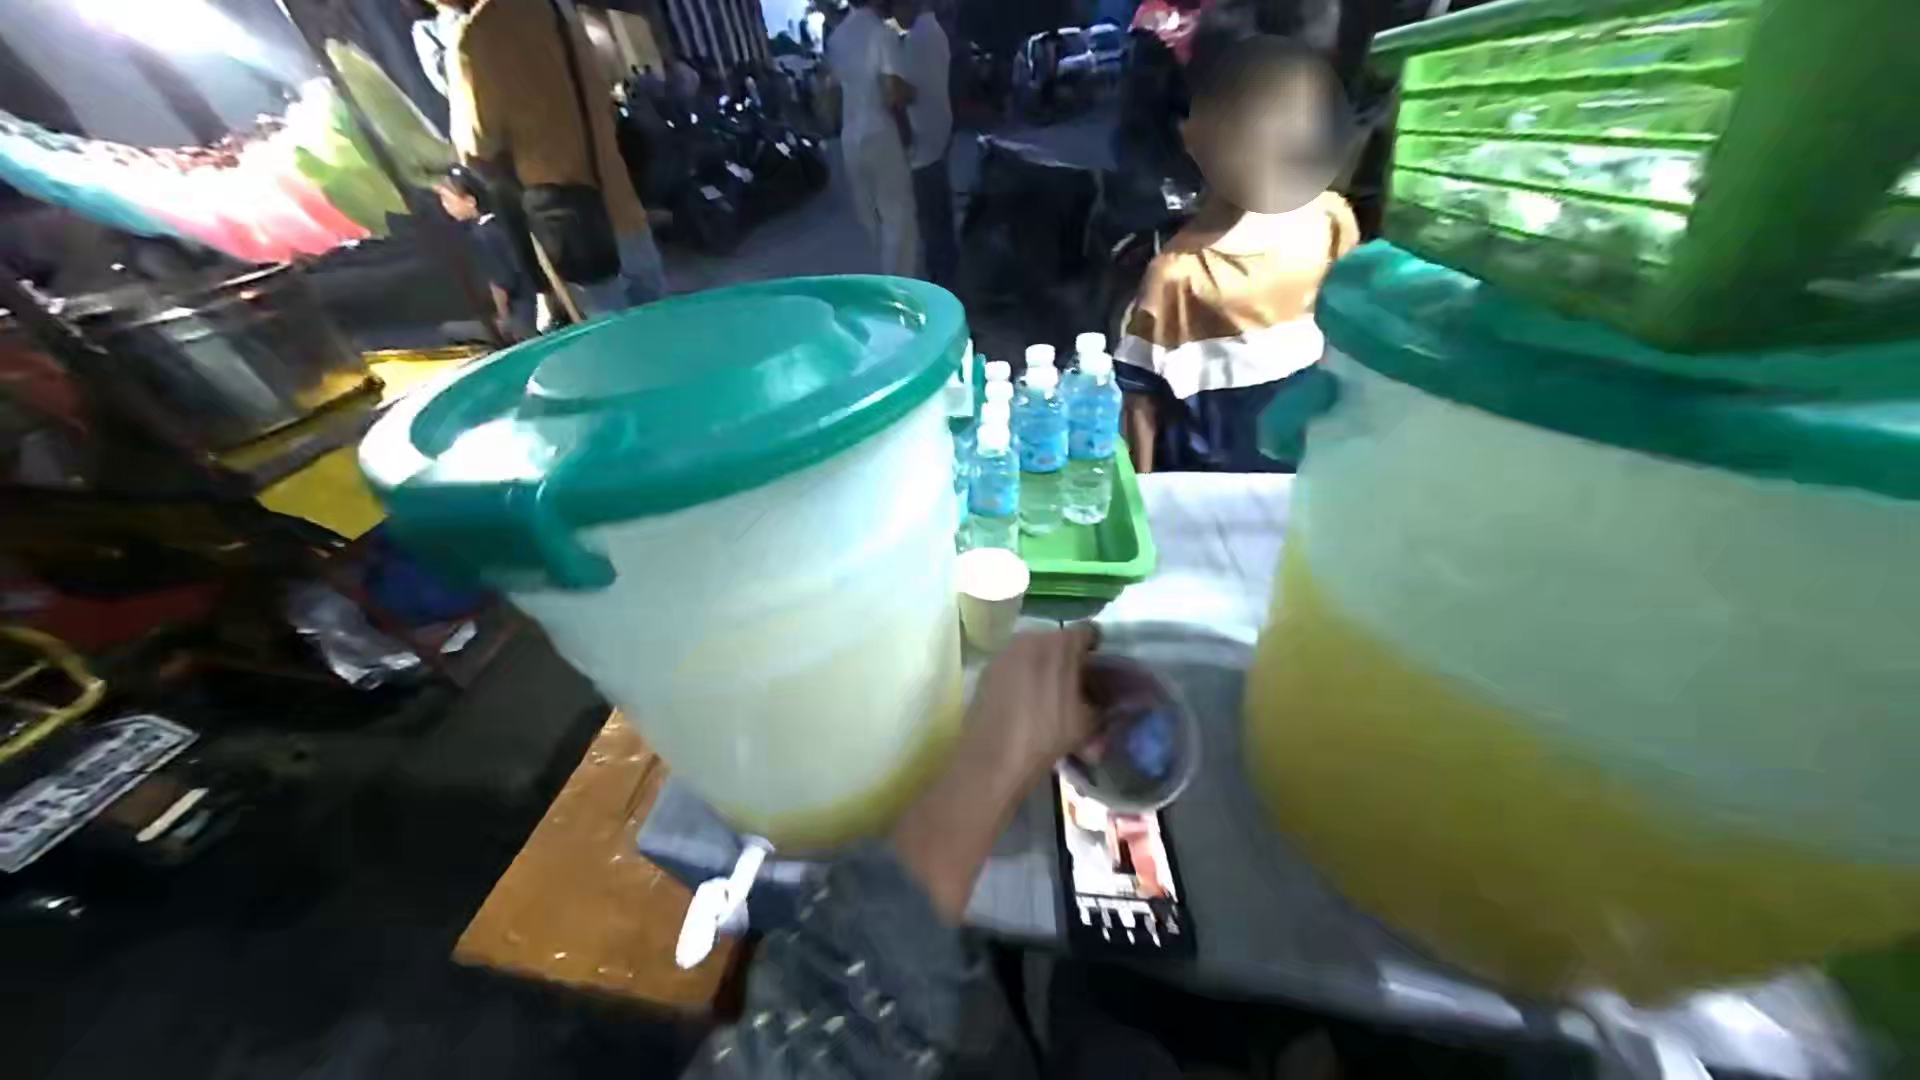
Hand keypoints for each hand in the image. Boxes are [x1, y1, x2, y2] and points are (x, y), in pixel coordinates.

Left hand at [963, 623, 1100, 780]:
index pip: (1088, 631)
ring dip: (1044, 666)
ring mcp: (1006, 650)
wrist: (993, 755)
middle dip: (1068, 658)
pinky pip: (1014, 664)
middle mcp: (1032, 637)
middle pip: (1058, 640)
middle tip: (1075, 684)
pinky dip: (1023, 675)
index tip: (1098, 667)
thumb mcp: (1087, 722)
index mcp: (1061, 644)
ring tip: (1048, 694)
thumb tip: (1104, 700)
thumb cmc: (1046, 734)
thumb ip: (1102, 704)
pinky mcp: (988, 667)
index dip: (1096, 648)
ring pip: (1034, 651)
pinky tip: (1024, 700)